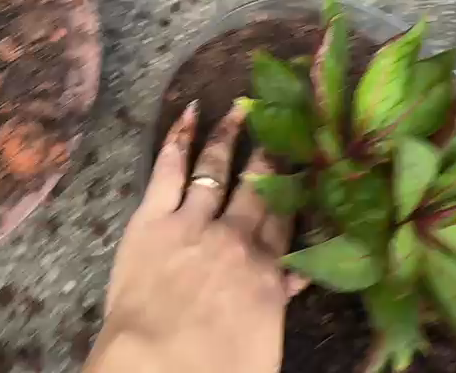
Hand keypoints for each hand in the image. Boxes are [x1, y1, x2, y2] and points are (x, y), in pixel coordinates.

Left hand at [85, 102, 303, 372]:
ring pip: (216, 166)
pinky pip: (170, 167)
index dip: (293, 190)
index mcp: (265, 270)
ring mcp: (193, 220)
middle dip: (267, 155)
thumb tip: (297, 271)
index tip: (301, 164)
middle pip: (256, 187)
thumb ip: (279, 299)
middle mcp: (234, 236)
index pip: (284, 220)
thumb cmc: (216, 370)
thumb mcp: (266, 342)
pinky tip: (189, 113)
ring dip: (228, 134)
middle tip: (277, 124)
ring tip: (238, 108)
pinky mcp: (154, 216)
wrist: (159, 370)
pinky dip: (179, 137)